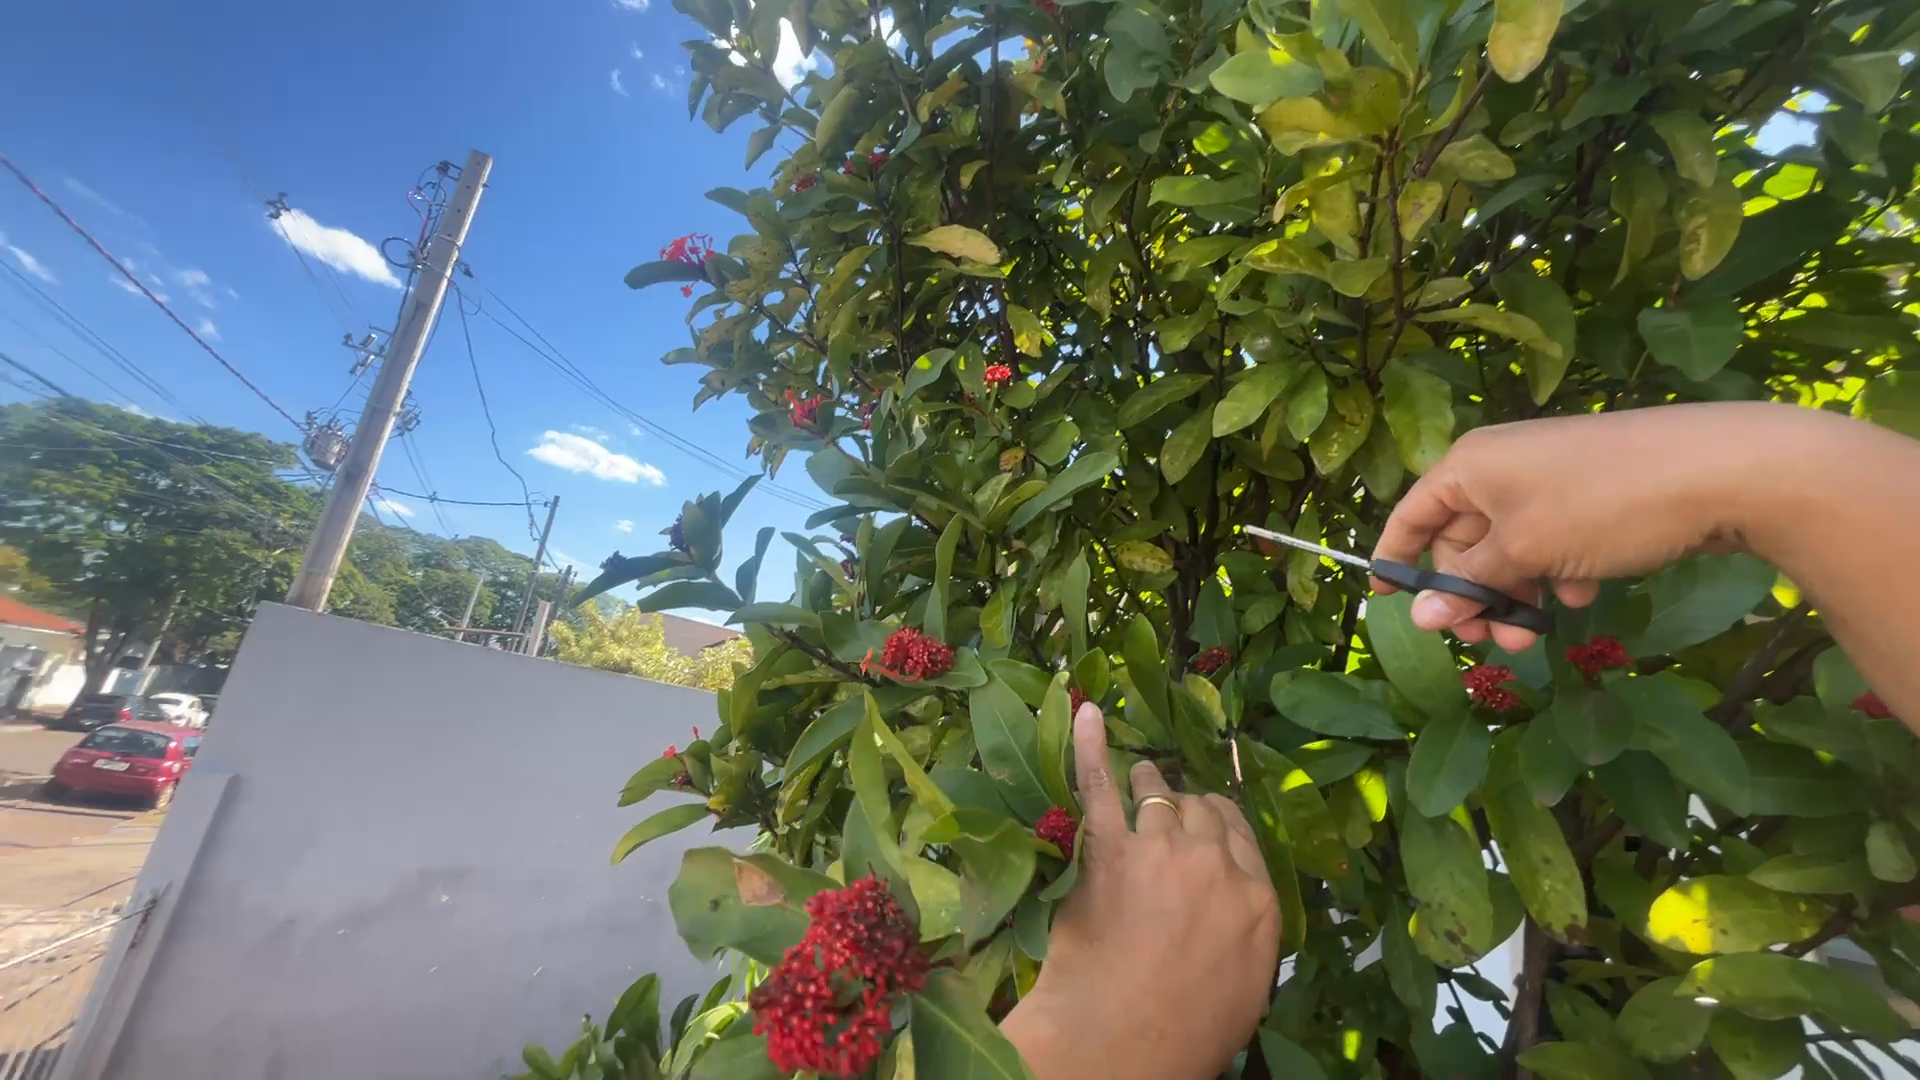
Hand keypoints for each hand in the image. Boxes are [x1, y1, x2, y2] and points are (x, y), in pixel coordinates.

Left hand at [1000, 702, 1279, 1079]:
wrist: (1119, 1047)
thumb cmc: (1185, 1034)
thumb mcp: (1244, 986)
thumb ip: (1245, 926)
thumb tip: (1236, 900)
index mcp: (1259, 900)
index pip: (1242, 835)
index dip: (1219, 828)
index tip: (1205, 827)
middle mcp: (1216, 863)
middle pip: (1202, 809)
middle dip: (1186, 808)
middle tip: (1167, 813)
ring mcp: (1161, 849)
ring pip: (1159, 791)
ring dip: (1149, 782)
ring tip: (1140, 777)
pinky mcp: (1109, 848)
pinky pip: (1100, 784)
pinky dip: (1091, 747)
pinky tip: (1087, 713)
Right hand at [1370, 402, 1808, 651]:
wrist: (1736, 468)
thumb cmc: (1601, 504)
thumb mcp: (1523, 551)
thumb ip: (1466, 584)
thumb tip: (1417, 618)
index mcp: (1468, 468)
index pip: (1410, 516)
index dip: (1395, 558)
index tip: (1385, 598)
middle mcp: (1499, 468)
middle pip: (1461, 540)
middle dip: (1471, 594)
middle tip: (1483, 640)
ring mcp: (1547, 478)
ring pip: (1507, 547)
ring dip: (1513, 593)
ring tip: (1532, 635)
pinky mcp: (1590, 492)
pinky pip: (1549, 538)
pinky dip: (1554, 571)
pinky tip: (1582, 594)